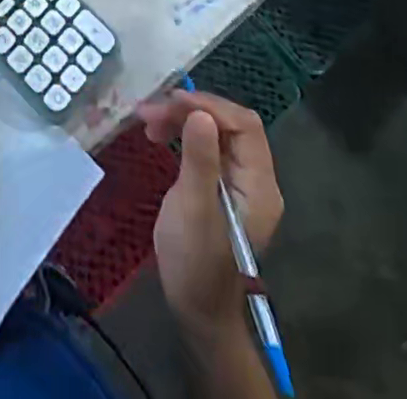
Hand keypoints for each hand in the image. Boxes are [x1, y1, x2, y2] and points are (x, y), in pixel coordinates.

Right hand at [137, 90, 283, 327]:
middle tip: (148, 113)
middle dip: (190, 111)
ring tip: (147, 123)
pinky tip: (159, 137)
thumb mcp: (193, 206)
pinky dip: (182, 137)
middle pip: (229, 127)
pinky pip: (206, 149)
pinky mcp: (219, 188)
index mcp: (259, 185)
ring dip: (182, 121)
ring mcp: (237, 184)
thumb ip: (199, 158)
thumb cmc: (194, 258)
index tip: (170, 101)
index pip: (244, 126)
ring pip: (215, 134)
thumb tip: (200, 112)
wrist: (195, 306)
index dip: (209, 106)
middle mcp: (254, 179)